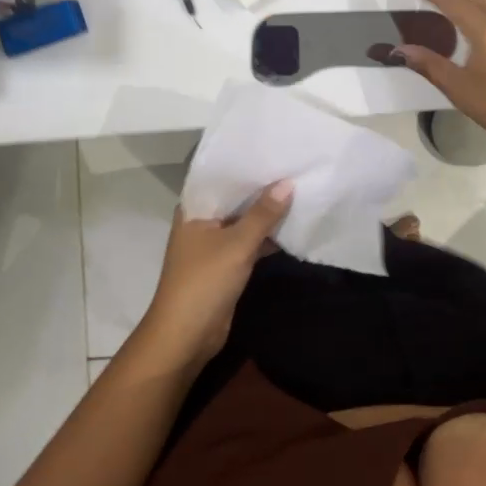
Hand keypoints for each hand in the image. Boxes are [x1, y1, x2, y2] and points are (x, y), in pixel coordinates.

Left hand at [137, 181, 293, 365]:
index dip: (246, 164)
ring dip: (265, 214)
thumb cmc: (204, 282)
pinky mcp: (224, 266)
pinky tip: (291, 226)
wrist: (186, 335)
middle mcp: (201, 221)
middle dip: (261, 189)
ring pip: (242, 222)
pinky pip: (247, 243)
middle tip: (294, 167)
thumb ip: (263, 215)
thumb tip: (287, 183)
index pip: (221, 177)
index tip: (274, 149)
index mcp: (193, 208)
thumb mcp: (237, 245)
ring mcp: (212, 245)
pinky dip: (265, 237)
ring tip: (299, 190)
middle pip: (234, 199)